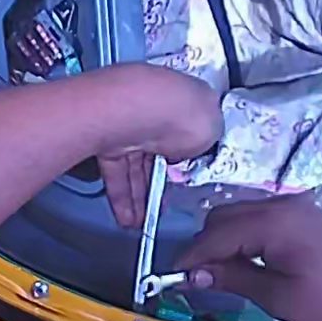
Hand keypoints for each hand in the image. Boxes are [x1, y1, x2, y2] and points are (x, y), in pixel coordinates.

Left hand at [74, 64, 220, 228]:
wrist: (137, 109)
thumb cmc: (179, 110)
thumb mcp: (214, 129)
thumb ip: (207, 142)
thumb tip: (199, 149)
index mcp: (187, 99)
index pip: (190, 129)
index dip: (192, 155)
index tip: (191, 175)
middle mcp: (156, 109)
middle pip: (160, 153)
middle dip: (162, 182)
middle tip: (166, 204)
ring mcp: (130, 125)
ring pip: (137, 167)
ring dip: (141, 197)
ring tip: (144, 221)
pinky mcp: (107, 142)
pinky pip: (116, 175)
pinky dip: (121, 198)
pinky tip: (127, 217)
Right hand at [175, 197, 321, 320]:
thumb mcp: (280, 297)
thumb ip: (233, 279)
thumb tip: (195, 275)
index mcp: (273, 222)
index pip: (214, 235)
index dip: (189, 257)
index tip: (171, 278)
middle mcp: (281, 205)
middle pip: (223, 218)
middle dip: (204, 247)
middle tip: (197, 281)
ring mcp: (296, 208)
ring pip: (240, 216)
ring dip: (223, 241)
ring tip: (219, 276)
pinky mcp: (307, 217)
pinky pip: (260, 219)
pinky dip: (244, 238)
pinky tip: (247, 263)